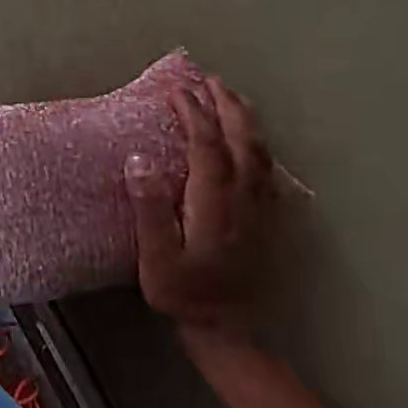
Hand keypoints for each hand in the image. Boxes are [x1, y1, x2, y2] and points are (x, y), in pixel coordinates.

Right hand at [125, 77, 274, 336]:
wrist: (229, 328)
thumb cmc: (184, 294)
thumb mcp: (157, 258)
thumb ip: (150, 208)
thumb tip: (140, 158)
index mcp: (214, 200)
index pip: (206, 143)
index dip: (192, 112)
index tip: (175, 90)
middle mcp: (243, 195)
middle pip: (241, 137)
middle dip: (224, 103)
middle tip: (208, 79)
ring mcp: (260, 205)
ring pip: (259, 148)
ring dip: (244, 117)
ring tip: (230, 96)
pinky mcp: (267, 216)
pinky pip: (267, 166)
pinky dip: (257, 141)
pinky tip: (251, 139)